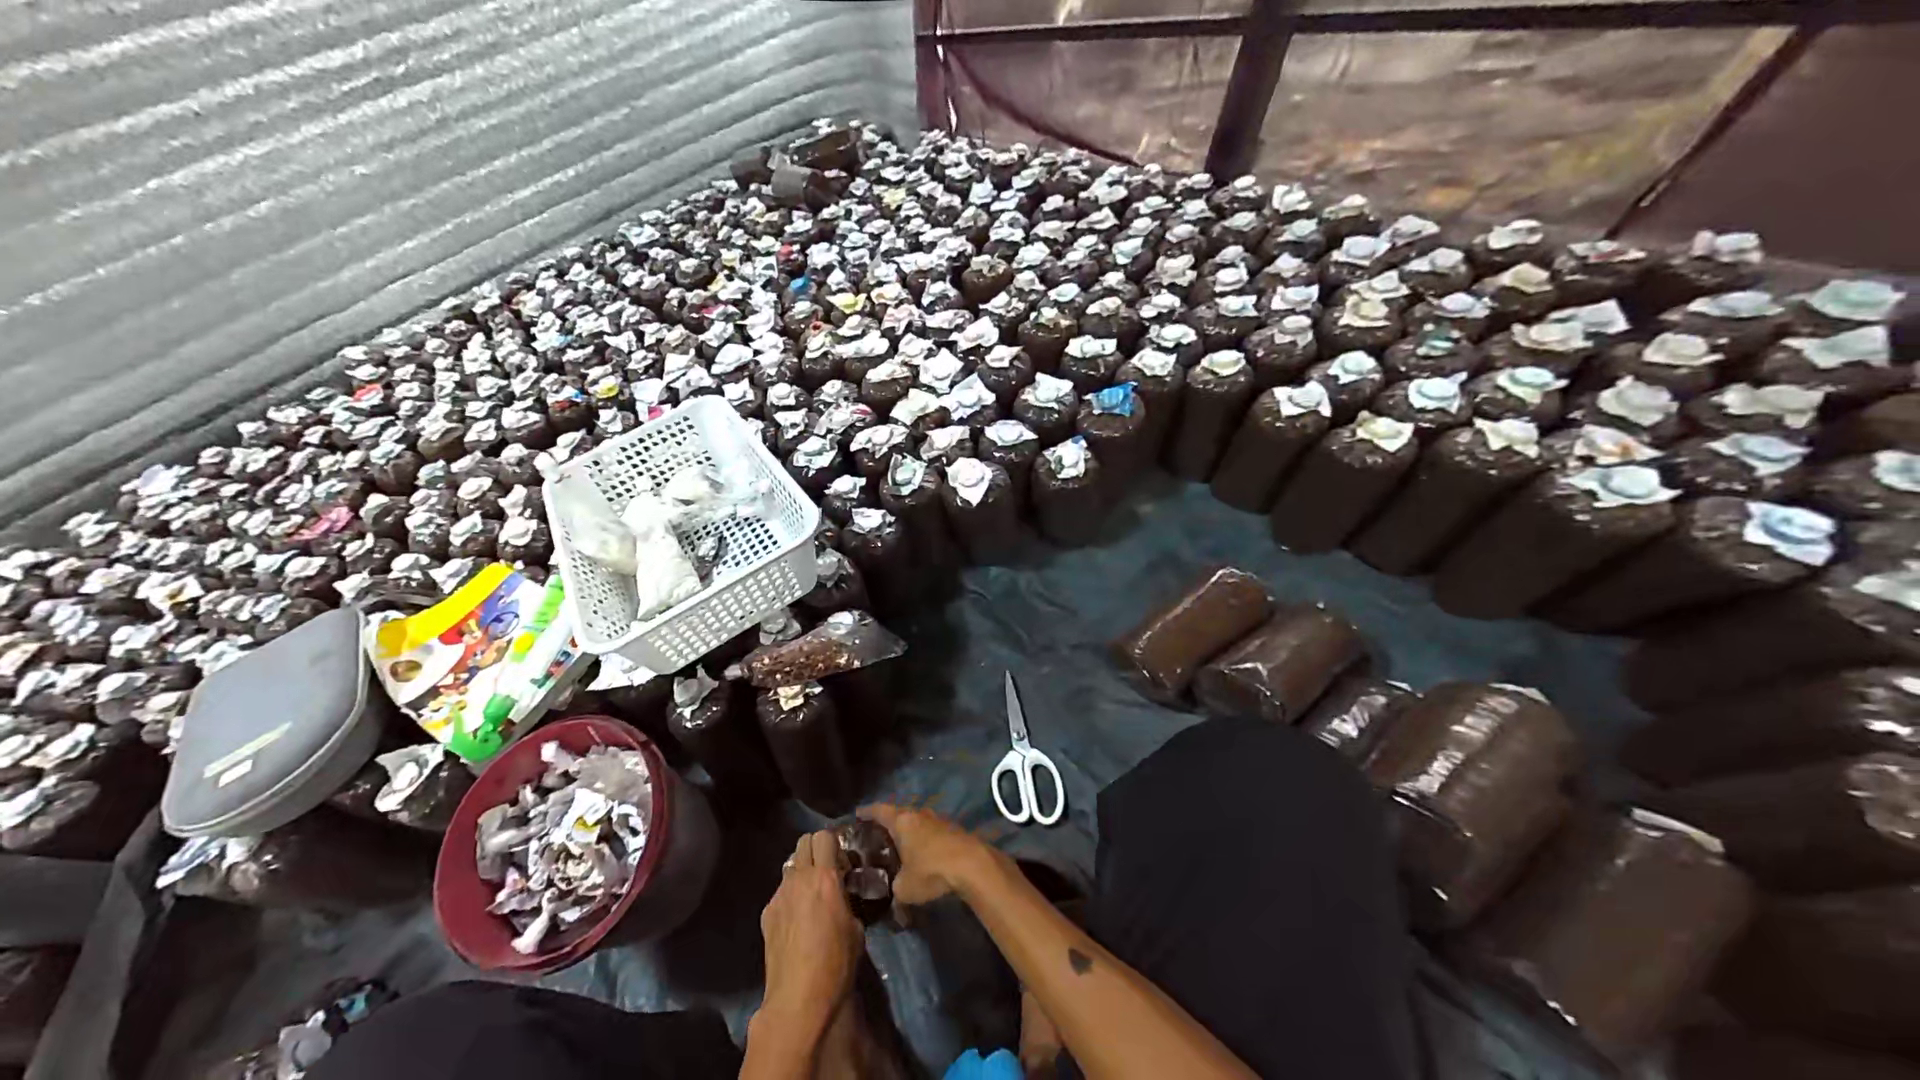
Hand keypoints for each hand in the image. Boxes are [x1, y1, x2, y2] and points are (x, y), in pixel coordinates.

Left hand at [760, 831, 863, 1028]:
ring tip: (810, 897)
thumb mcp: (856, 927)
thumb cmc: (836, 961)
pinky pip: (780, 893)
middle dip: (816, 850)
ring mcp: (778, 895)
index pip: (824, 836)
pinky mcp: (766, 914)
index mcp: (825, 877)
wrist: (799, 996)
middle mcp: (799, 878)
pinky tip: (796, 922)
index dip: (834, 844)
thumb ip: (846, 899)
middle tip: (827, 870)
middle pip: (803, 842)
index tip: (842, 860)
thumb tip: (841, 896)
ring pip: (790, 867)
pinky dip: (790, 897)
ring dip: (801, 873)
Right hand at [859, 803, 994, 906]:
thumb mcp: (904, 888)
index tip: (858, 813)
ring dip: (910, 830)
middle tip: (878, 832)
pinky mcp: (955, 830)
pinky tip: (924, 852)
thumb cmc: (931, 870)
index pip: (880, 810)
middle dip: (890, 821)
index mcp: (902, 821)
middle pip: (900, 813)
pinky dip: (925, 839)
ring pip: (918, 821)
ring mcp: (939, 820)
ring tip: (901, 843)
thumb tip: (896, 895)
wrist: (972, 865)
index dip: (868, 812)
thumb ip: (895, 889)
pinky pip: (933, 831)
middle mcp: (920, 814)